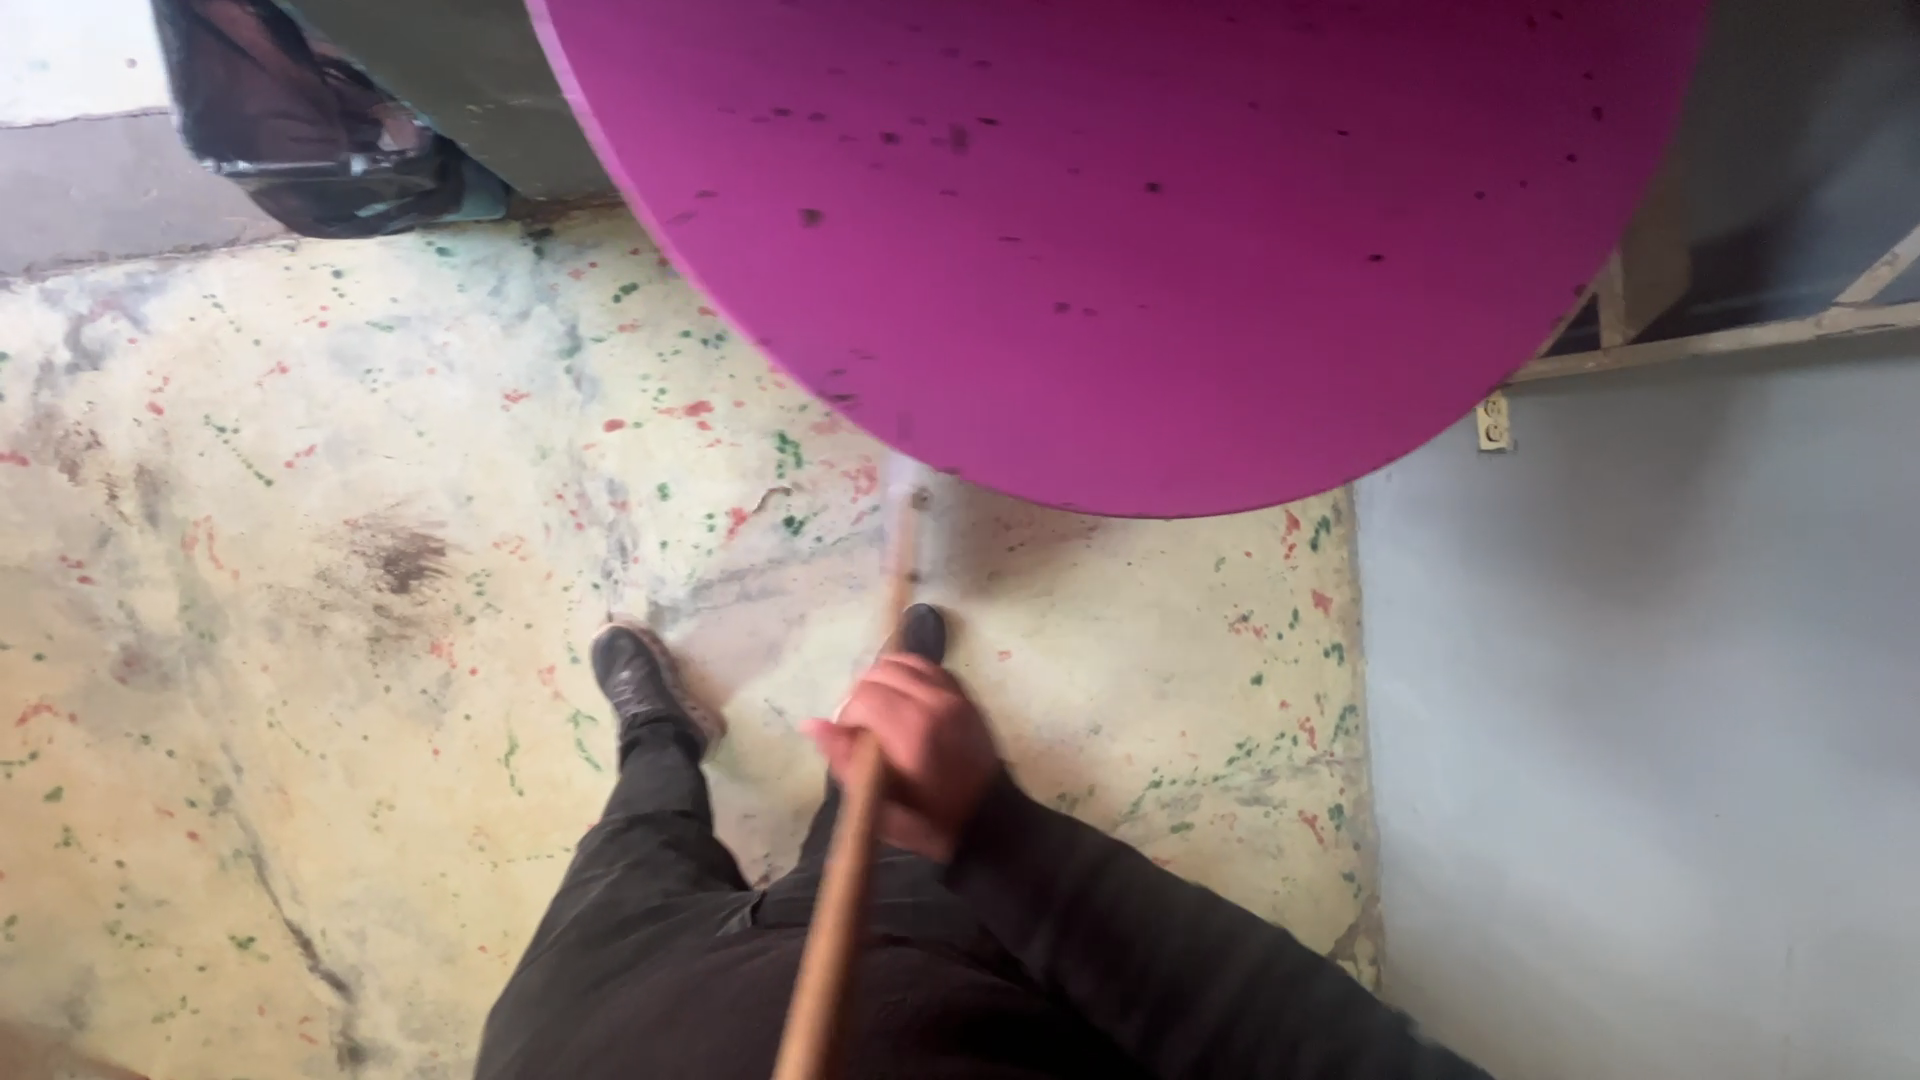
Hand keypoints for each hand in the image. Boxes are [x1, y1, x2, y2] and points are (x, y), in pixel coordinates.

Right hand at [804, 654, 1001, 862]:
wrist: (988, 817)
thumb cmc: (929, 820)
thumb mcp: (879, 804)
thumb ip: (844, 760)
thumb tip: (811, 724)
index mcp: (911, 731)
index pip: (863, 697)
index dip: (847, 716)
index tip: (851, 739)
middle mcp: (933, 703)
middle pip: (880, 673)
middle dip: (862, 695)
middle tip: (862, 724)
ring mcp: (953, 694)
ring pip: (904, 661)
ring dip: (884, 680)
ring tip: (881, 708)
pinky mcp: (964, 693)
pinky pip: (929, 666)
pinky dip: (909, 674)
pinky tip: (903, 697)